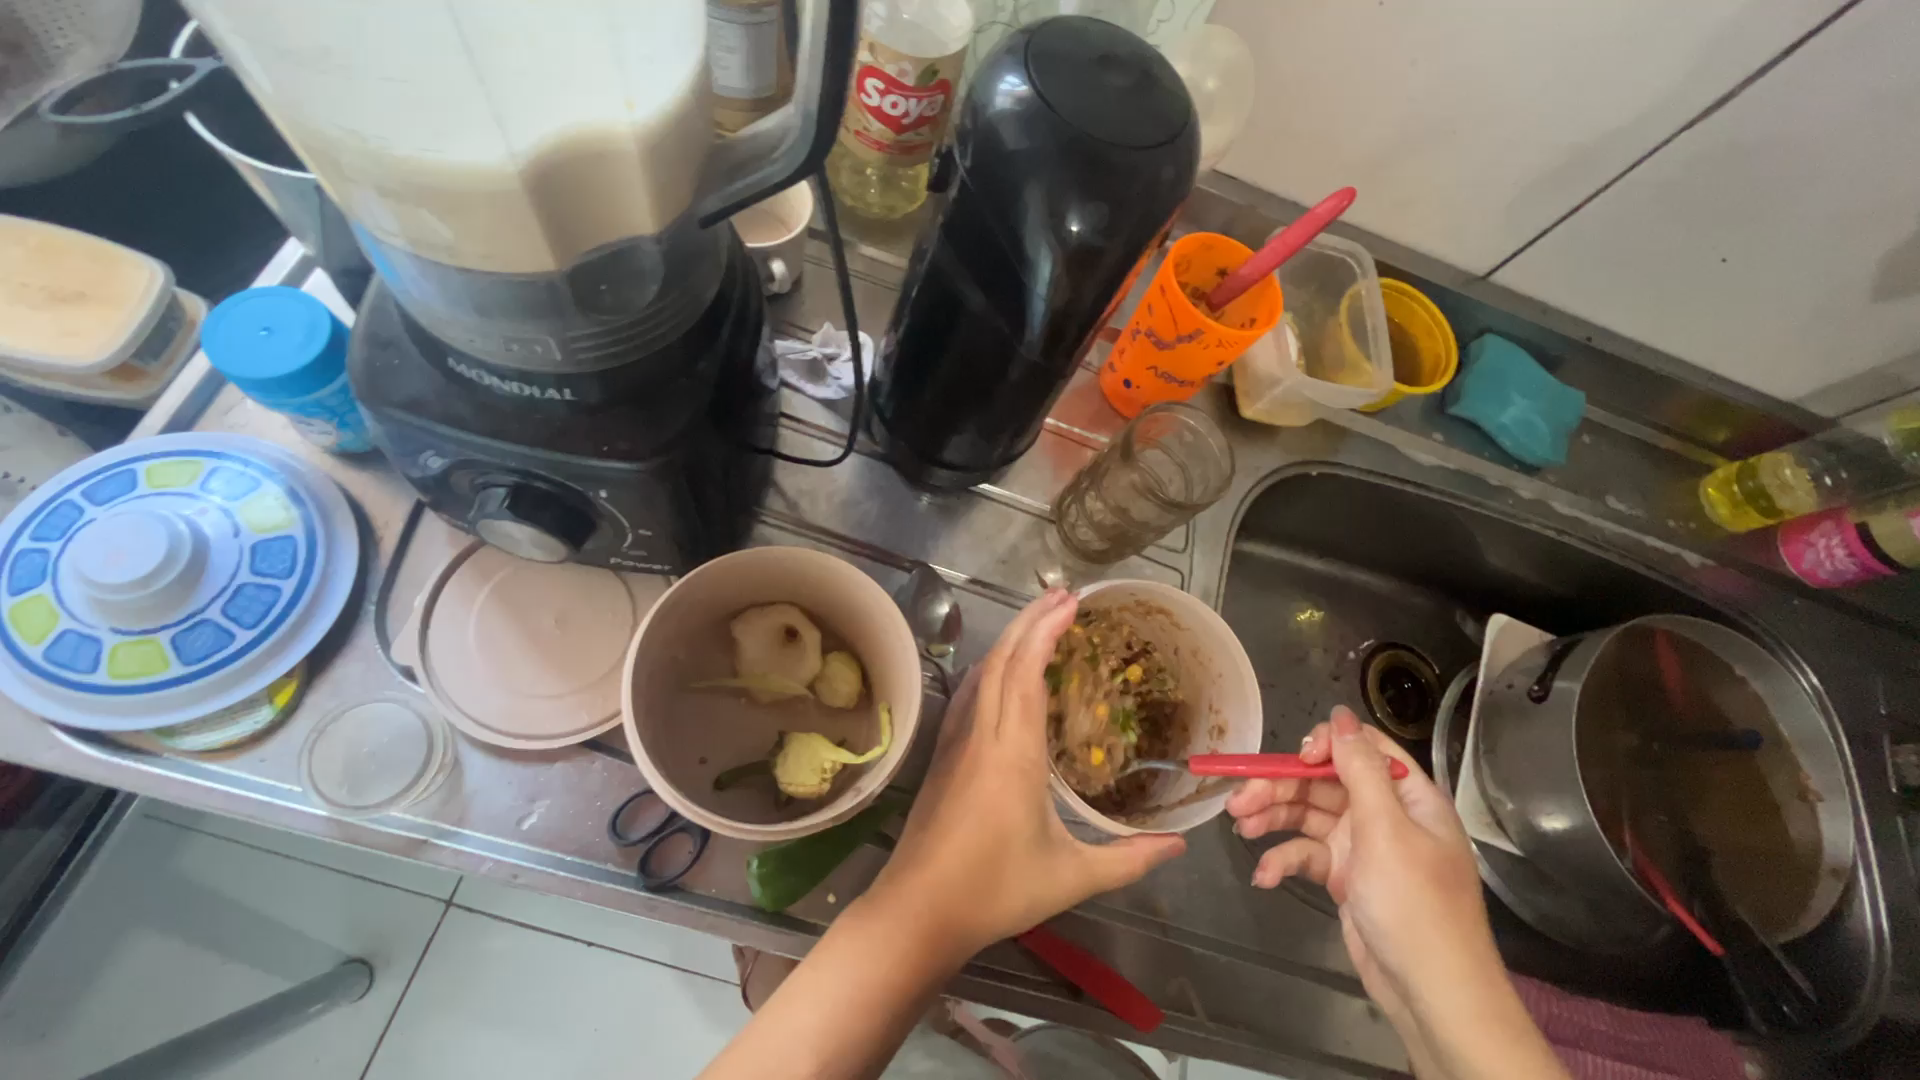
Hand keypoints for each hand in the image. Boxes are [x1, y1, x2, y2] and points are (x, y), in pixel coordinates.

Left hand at [868, 589, 1186, 955]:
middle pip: (1001, 660)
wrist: (918, 911)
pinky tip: (1000, 672)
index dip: (1046, 631)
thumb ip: (1129, 860)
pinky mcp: (942, 757)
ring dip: (1009, 641)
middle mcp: (981, 735)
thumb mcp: (1071, 878)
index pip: (1026, 673)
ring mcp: (955, 743)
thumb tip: (1179, 846)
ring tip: (1039, 623)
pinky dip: (990, 669)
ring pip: (980, 674)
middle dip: (1030, 621)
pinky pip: (968, 696)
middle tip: (1063, 596)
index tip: (1071, 602)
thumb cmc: (994, 891)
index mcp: (1013, 754)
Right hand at [1227, 707, 1501, 1032]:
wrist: (1431, 992)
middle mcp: (1384, 814)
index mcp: (1406, 796)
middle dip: (1280, 788)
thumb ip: (1359, 768)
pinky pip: (1307, 855)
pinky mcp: (1344, 877)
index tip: (1296, 759)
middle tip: (1238, 800)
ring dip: (1273, 819)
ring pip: (1308, 815)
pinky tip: (1265, 877)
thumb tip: (1340, 715)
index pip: (1361, 749)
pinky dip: (1284, 861)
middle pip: (1322, 782)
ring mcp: (1363, 847)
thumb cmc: (1414, 903)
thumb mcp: (1386, 829)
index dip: (1325, 746)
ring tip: (1240, 828)